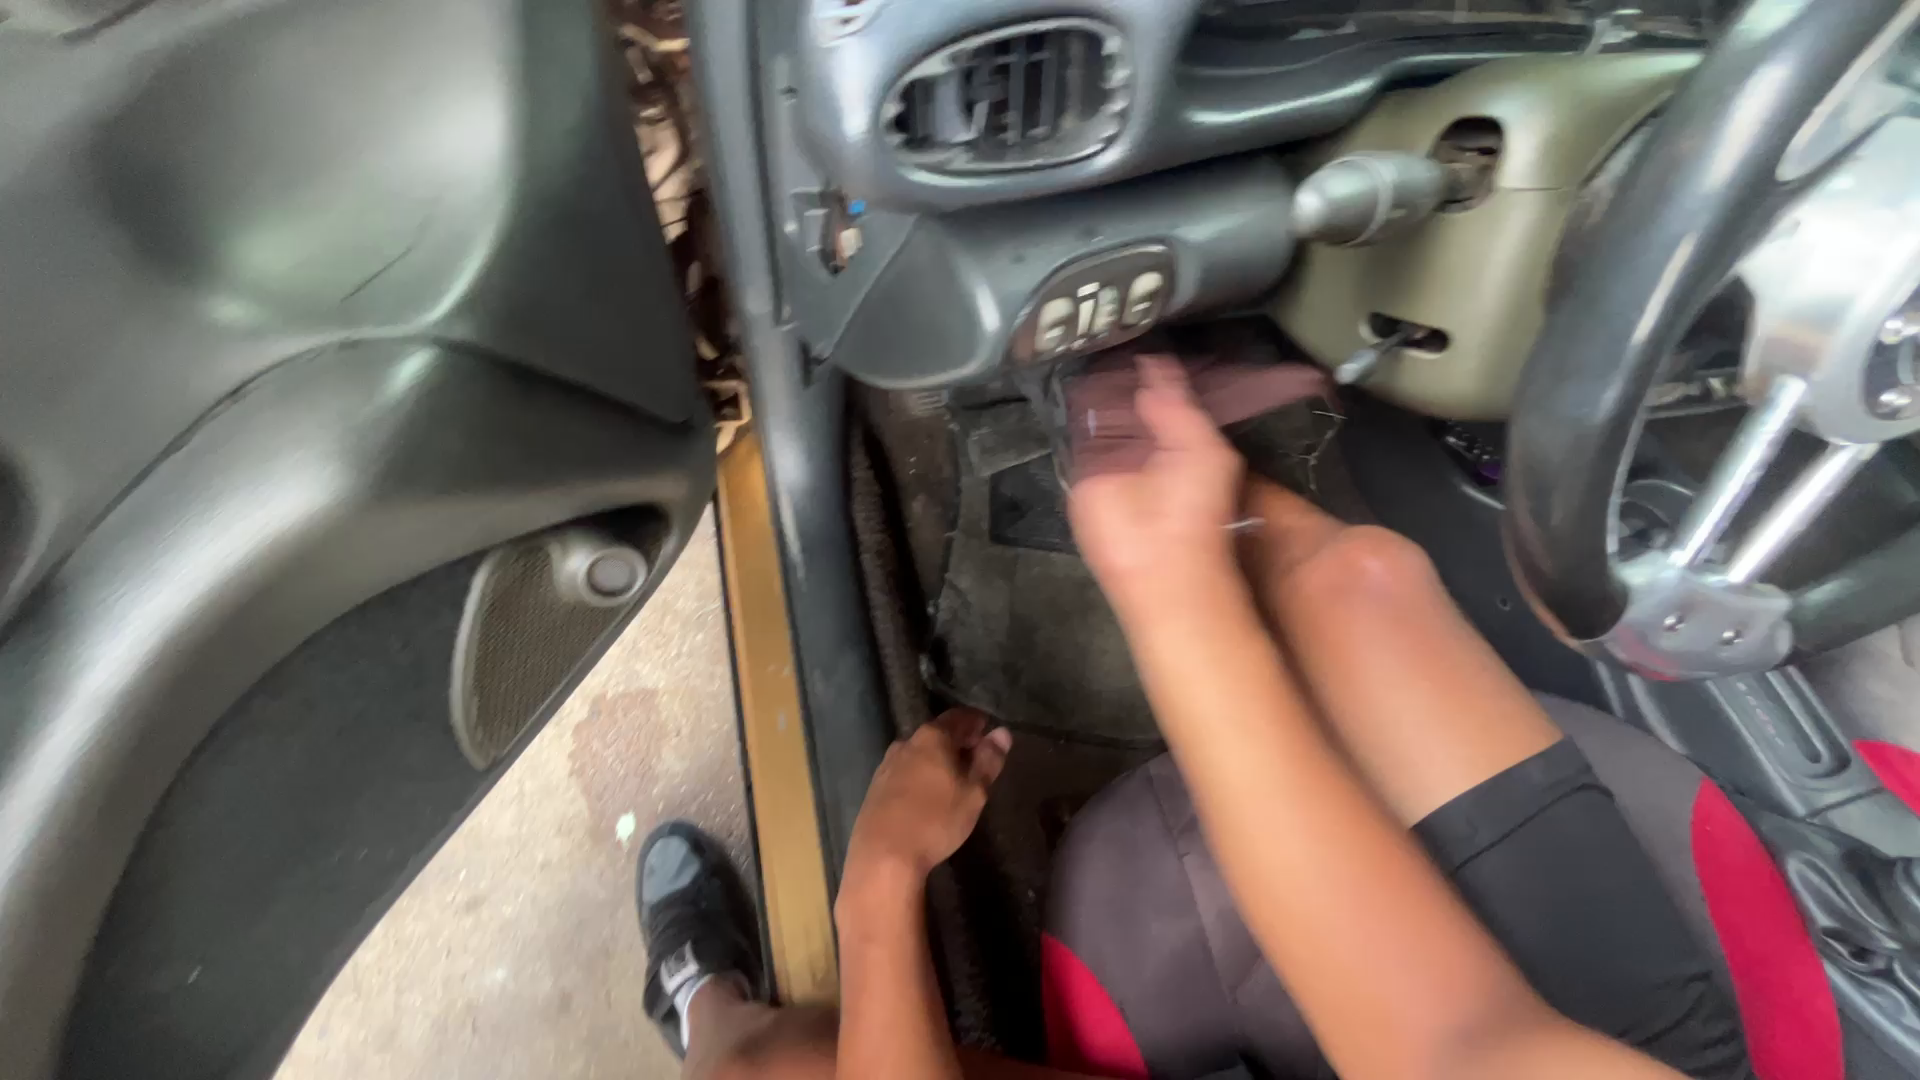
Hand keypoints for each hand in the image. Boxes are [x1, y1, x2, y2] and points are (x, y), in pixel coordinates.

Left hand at [844, 709, 1011, 887]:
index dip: (977, 722)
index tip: (990, 733)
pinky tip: (927, 794)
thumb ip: (988, 760)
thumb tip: (1002, 733)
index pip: (959, 717)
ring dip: (938, 759)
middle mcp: (907, 742)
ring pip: (920, 752)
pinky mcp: (876, 786)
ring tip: (954, 779)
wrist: (883, 855)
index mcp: (932, 737)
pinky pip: (906, 770)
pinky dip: (921, 773)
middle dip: (958, 741)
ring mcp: (887, 764)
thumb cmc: (935, 820)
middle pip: (938, 733)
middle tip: (977, 758)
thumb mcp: (974, 793)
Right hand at [1068, 355, 1244, 610]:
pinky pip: (1078, 431)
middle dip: (1126, 375)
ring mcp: (1113, 459)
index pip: (1167, 399)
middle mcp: (1147, 448)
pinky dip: (1076, 407)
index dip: (1159, 373)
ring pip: (1103, 413)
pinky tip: (1078, 377)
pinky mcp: (1084, 471)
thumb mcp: (1204, 444)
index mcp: (1181, 443)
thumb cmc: (1194, 506)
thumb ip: (1180, 402)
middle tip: (1117, 337)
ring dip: (1100, 387)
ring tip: (1097, 350)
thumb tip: (1153, 367)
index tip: (1148, 338)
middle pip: (1131, 402)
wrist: (1158, 555)